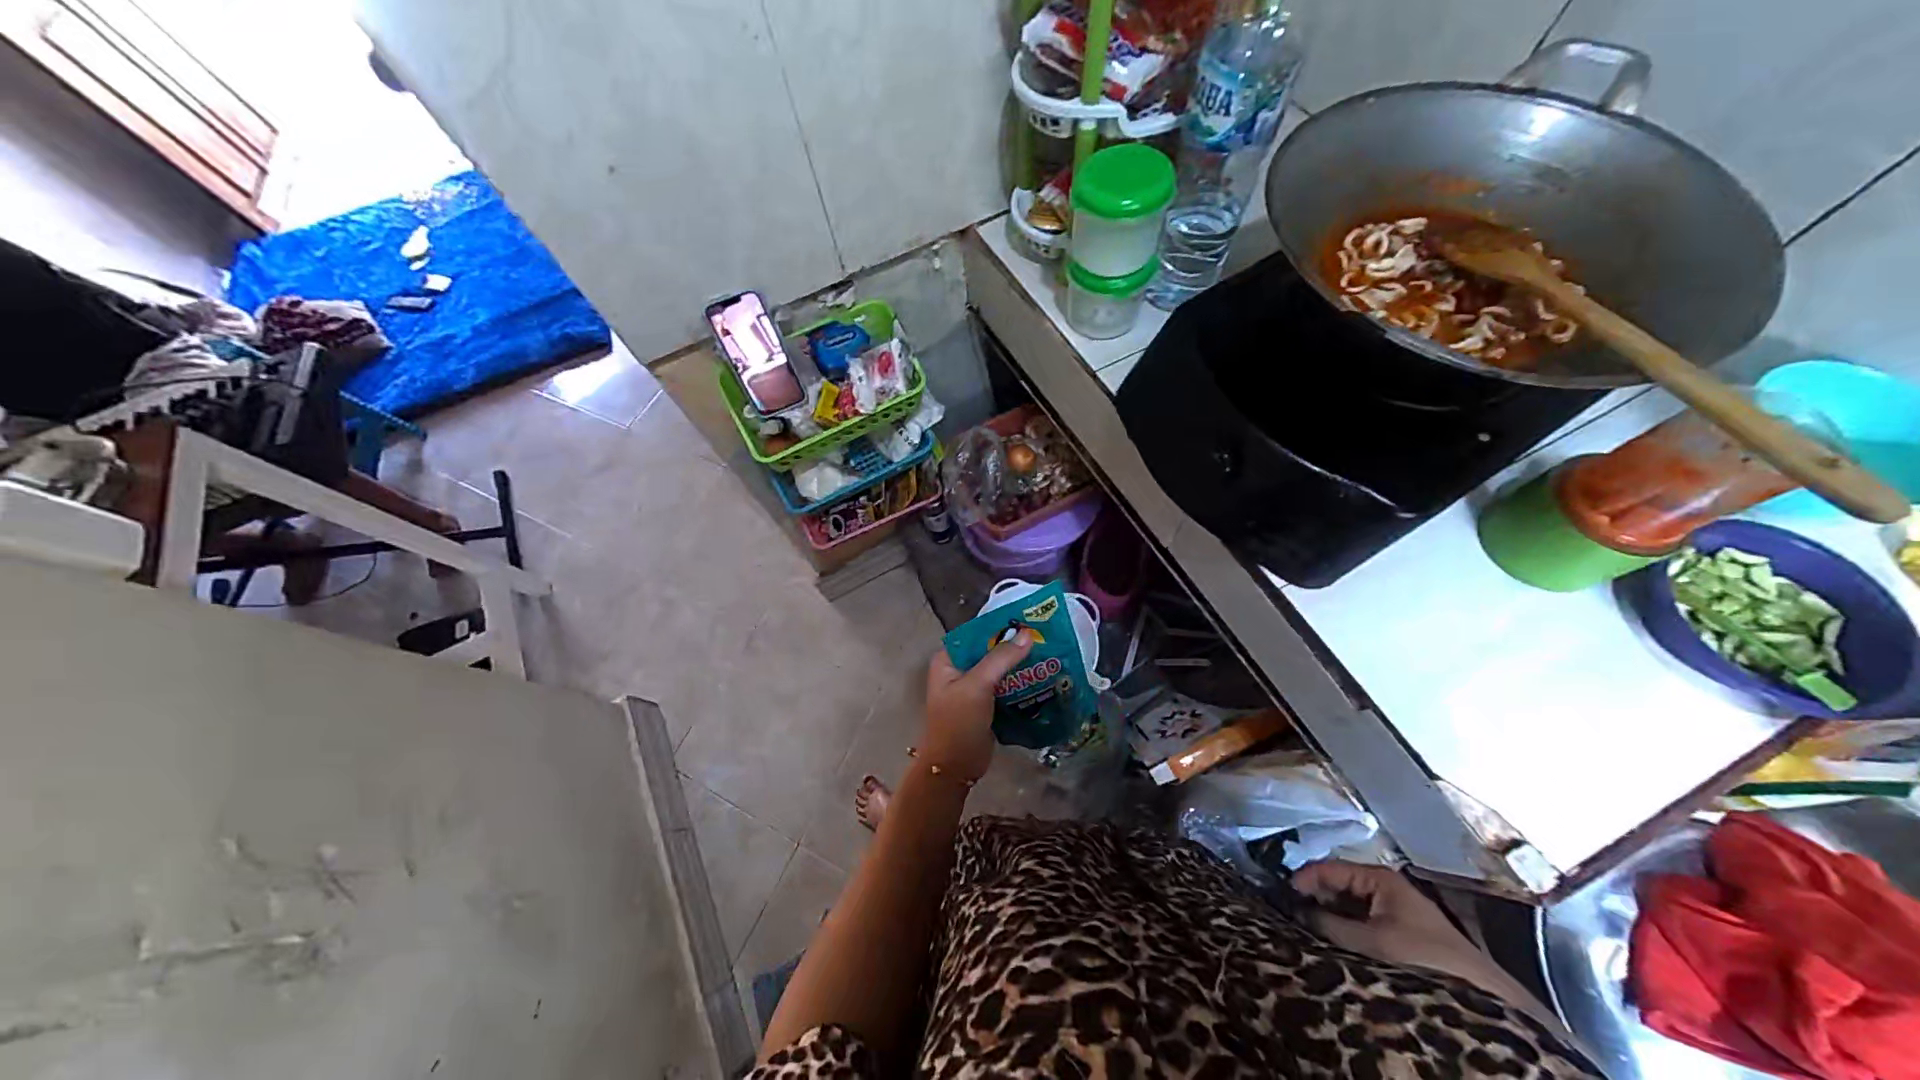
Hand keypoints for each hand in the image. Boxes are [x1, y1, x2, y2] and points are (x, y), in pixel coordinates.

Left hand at [919, 632, 1032, 781]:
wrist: (955, 768)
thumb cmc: (958, 723)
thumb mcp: (978, 686)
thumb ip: (1001, 658)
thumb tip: (1027, 633)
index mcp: (948, 660)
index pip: (976, 633)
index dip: (1000, 625)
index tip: (1028, 619)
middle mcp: (959, 670)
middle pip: (990, 650)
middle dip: (1014, 645)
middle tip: (1044, 636)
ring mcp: (973, 688)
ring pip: (1000, 669)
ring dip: (1020, 664)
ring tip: (1049, 653)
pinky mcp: (986, 705)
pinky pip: (1006, 686)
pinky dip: (1021, 682)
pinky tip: (1042, 677)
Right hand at [1292, 861, 1485, 975]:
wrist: (1480, 995)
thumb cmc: (1422, 956)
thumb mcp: (1370, 941)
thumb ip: (1328, 923)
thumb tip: (1294, 909)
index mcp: (1379, 878)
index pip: (1329, 868)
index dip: (1304, 879)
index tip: (1281, 895)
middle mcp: (1384, 887)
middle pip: (1337, 885)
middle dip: (1314, 898)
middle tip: (1289, 913)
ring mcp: (1392, 909)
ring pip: (1347, 905)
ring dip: (1328, 915)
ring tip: (1304, 927)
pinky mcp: (1397, 930)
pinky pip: (1360, 920)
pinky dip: (1343, 927)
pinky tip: (1329, 940)